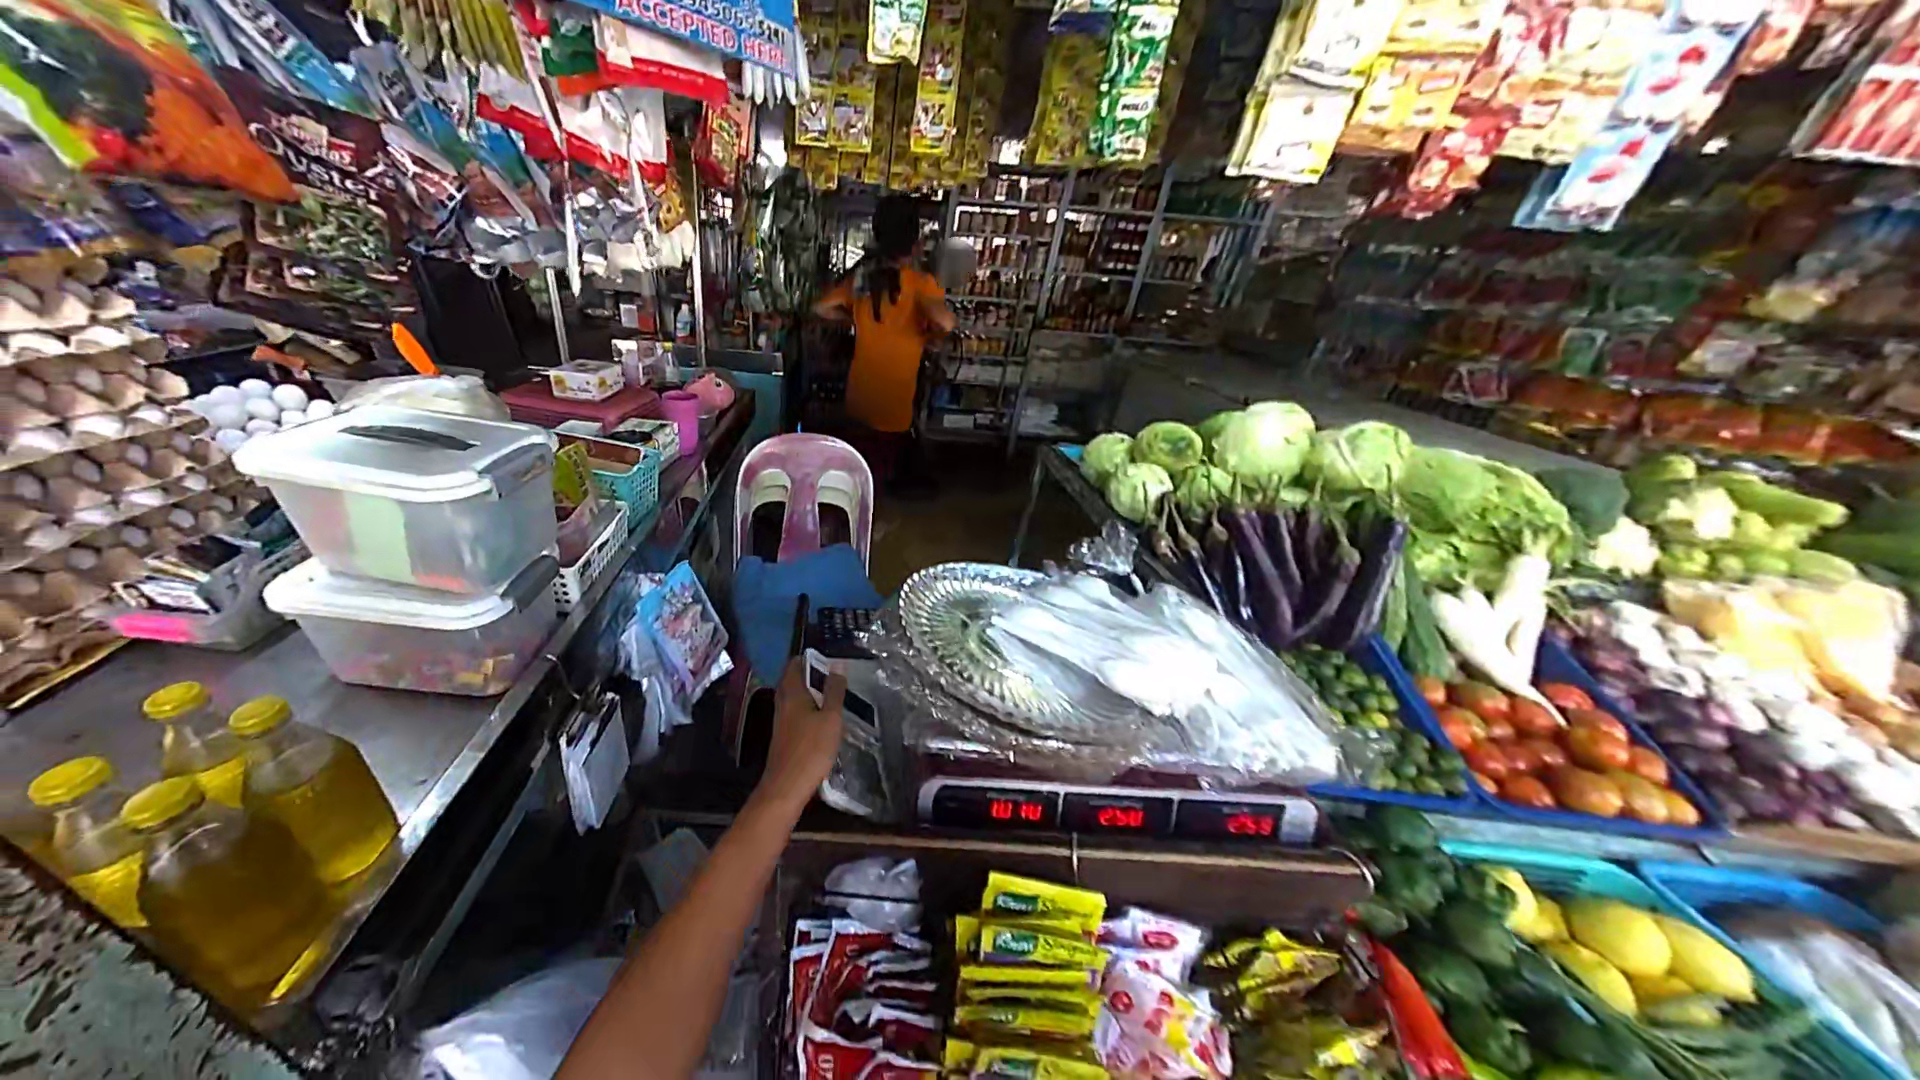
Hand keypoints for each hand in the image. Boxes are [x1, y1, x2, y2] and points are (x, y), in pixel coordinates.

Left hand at [754, 657, 845, 814]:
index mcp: (792, 694)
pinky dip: (805, 707)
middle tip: (830, 673)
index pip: (794, 666)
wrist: (787, 786)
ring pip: (791, 697)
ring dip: (807, 691)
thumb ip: (834, 691)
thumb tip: (837, 665)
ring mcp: (780, 721)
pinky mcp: (783, 736)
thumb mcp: (830, 718)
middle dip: (807, 674)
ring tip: (828, 692)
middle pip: (791, 681)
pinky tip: (819, 717)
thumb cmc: (811, 749)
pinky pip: (793, 712)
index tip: (826, 657)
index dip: (807, 658)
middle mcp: (782, 703)